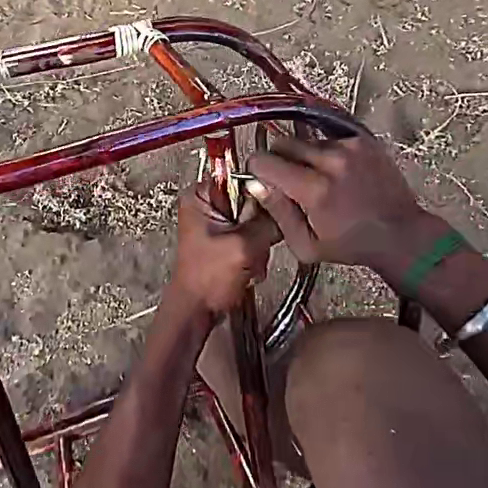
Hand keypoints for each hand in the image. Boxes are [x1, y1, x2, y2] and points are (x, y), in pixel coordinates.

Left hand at [170, 180, 277, 315]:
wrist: (197, 313)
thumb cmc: (209, 278)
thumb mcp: (243, 246)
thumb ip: (267, 222)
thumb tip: (291, 206)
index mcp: (201, 195)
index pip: (240, 174)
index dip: (261, 189)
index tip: (275, 206)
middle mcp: (208, 203)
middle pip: (250, 199)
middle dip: (259, 224)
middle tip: (256, 245)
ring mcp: (217, 223)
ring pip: (255, 220)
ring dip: (259, 242)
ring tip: (251, 262)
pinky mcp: (227, 239)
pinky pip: (253, 236)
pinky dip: (255, 252)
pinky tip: (250, 269)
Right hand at [246, 134, 441, 276]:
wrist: (401, 233)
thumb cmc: (353, 244)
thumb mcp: (306, 245)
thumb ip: (277, 213)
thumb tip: (256, 185)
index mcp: (314, 189)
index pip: (265, 160)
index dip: (258, 170)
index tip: (263, 179)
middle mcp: (331, 161)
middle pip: (283, 143)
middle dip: (280, 160)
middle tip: (291, 182)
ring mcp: (350, 147)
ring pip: (307, 140)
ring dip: (306, 157)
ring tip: (320, 180)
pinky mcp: (363, 141)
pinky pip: (330, 138)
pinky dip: (328, 153)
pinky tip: (338, 173)